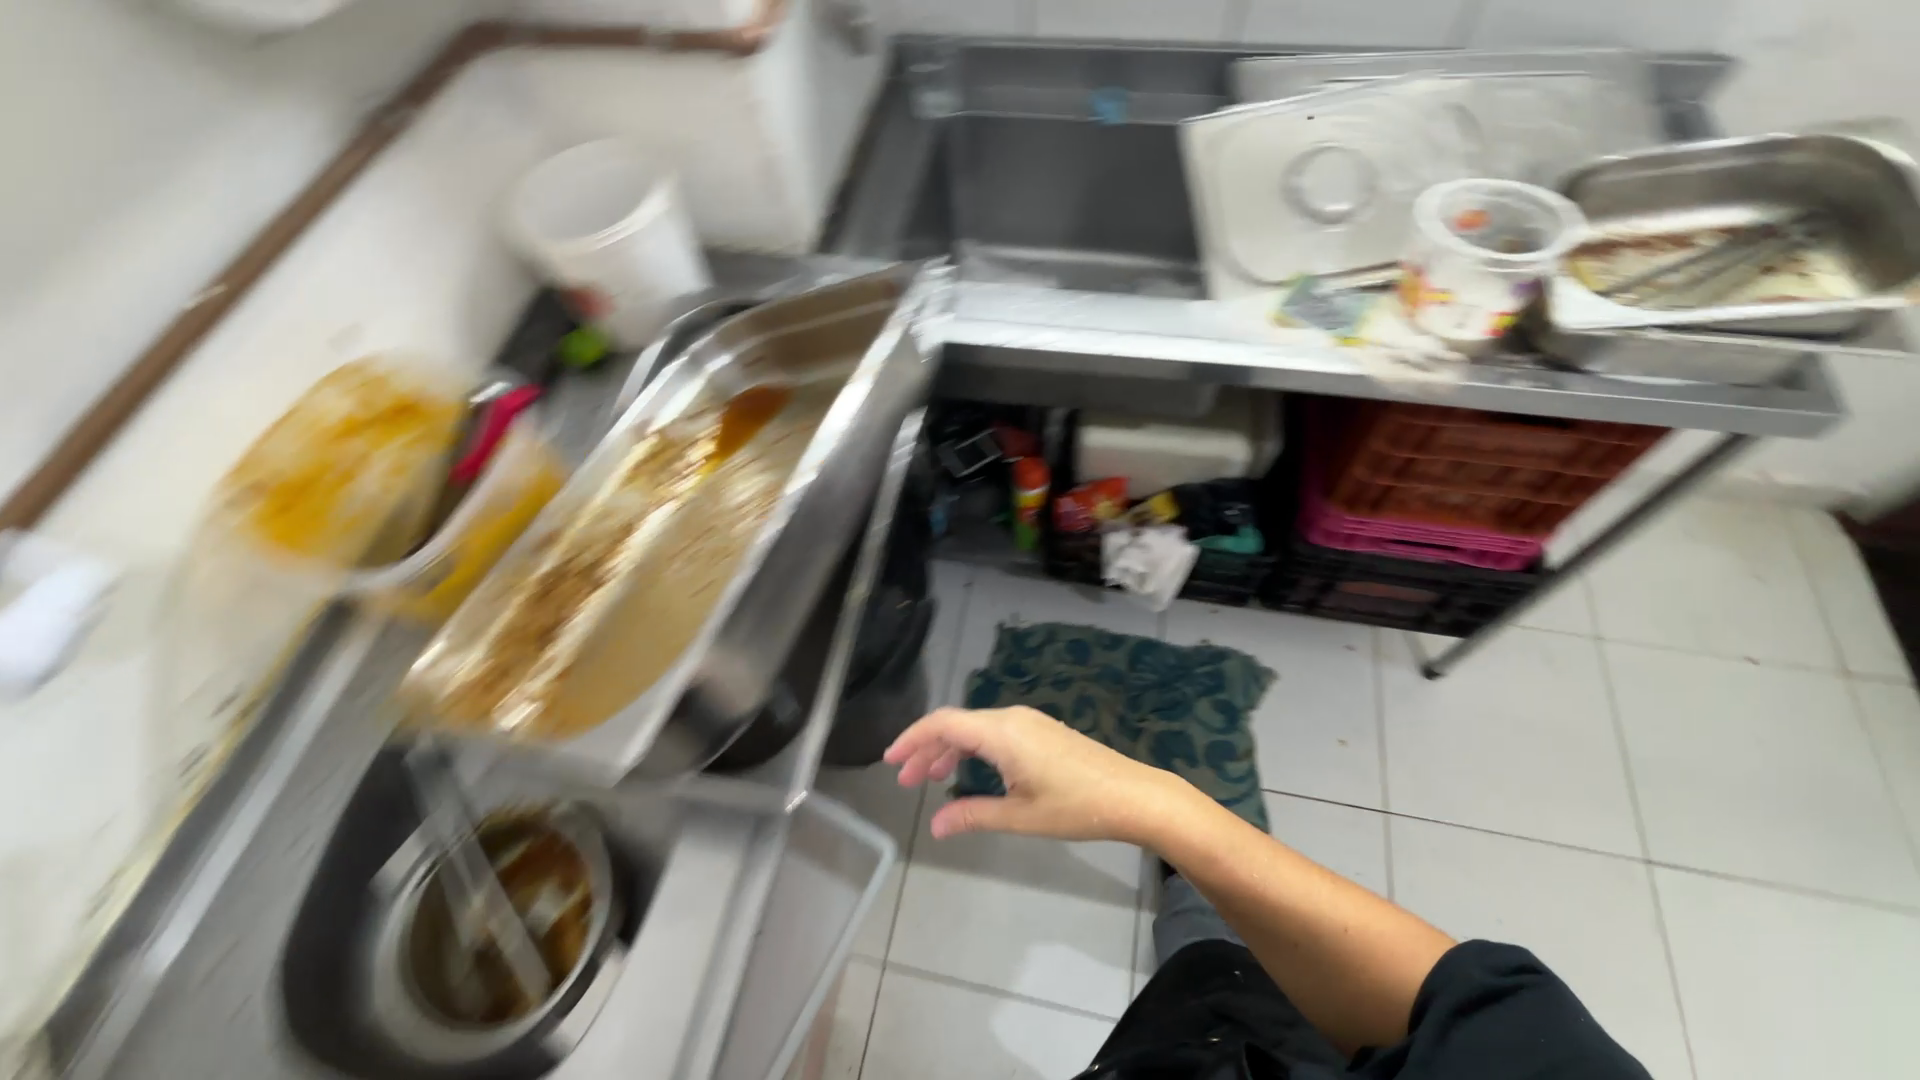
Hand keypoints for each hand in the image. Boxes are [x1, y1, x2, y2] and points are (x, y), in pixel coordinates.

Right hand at [883, 706, 1184, 842]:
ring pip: (975, 727)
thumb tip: (936, 826)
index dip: (912, 738)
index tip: (891, 760)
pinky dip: (972, 748)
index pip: (943, 724)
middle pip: (956, 723)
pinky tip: (968, 772)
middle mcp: (1011, 718)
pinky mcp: (1042, 731)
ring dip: (949, 750)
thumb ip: (973, 815)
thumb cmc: (1076, 807)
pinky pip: (994, 731)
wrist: (1133, 795)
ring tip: (931, 779)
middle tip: (907, 781)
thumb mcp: (1020, 817)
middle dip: (926, 749)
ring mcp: (1029, 722)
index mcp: (1001, 732)